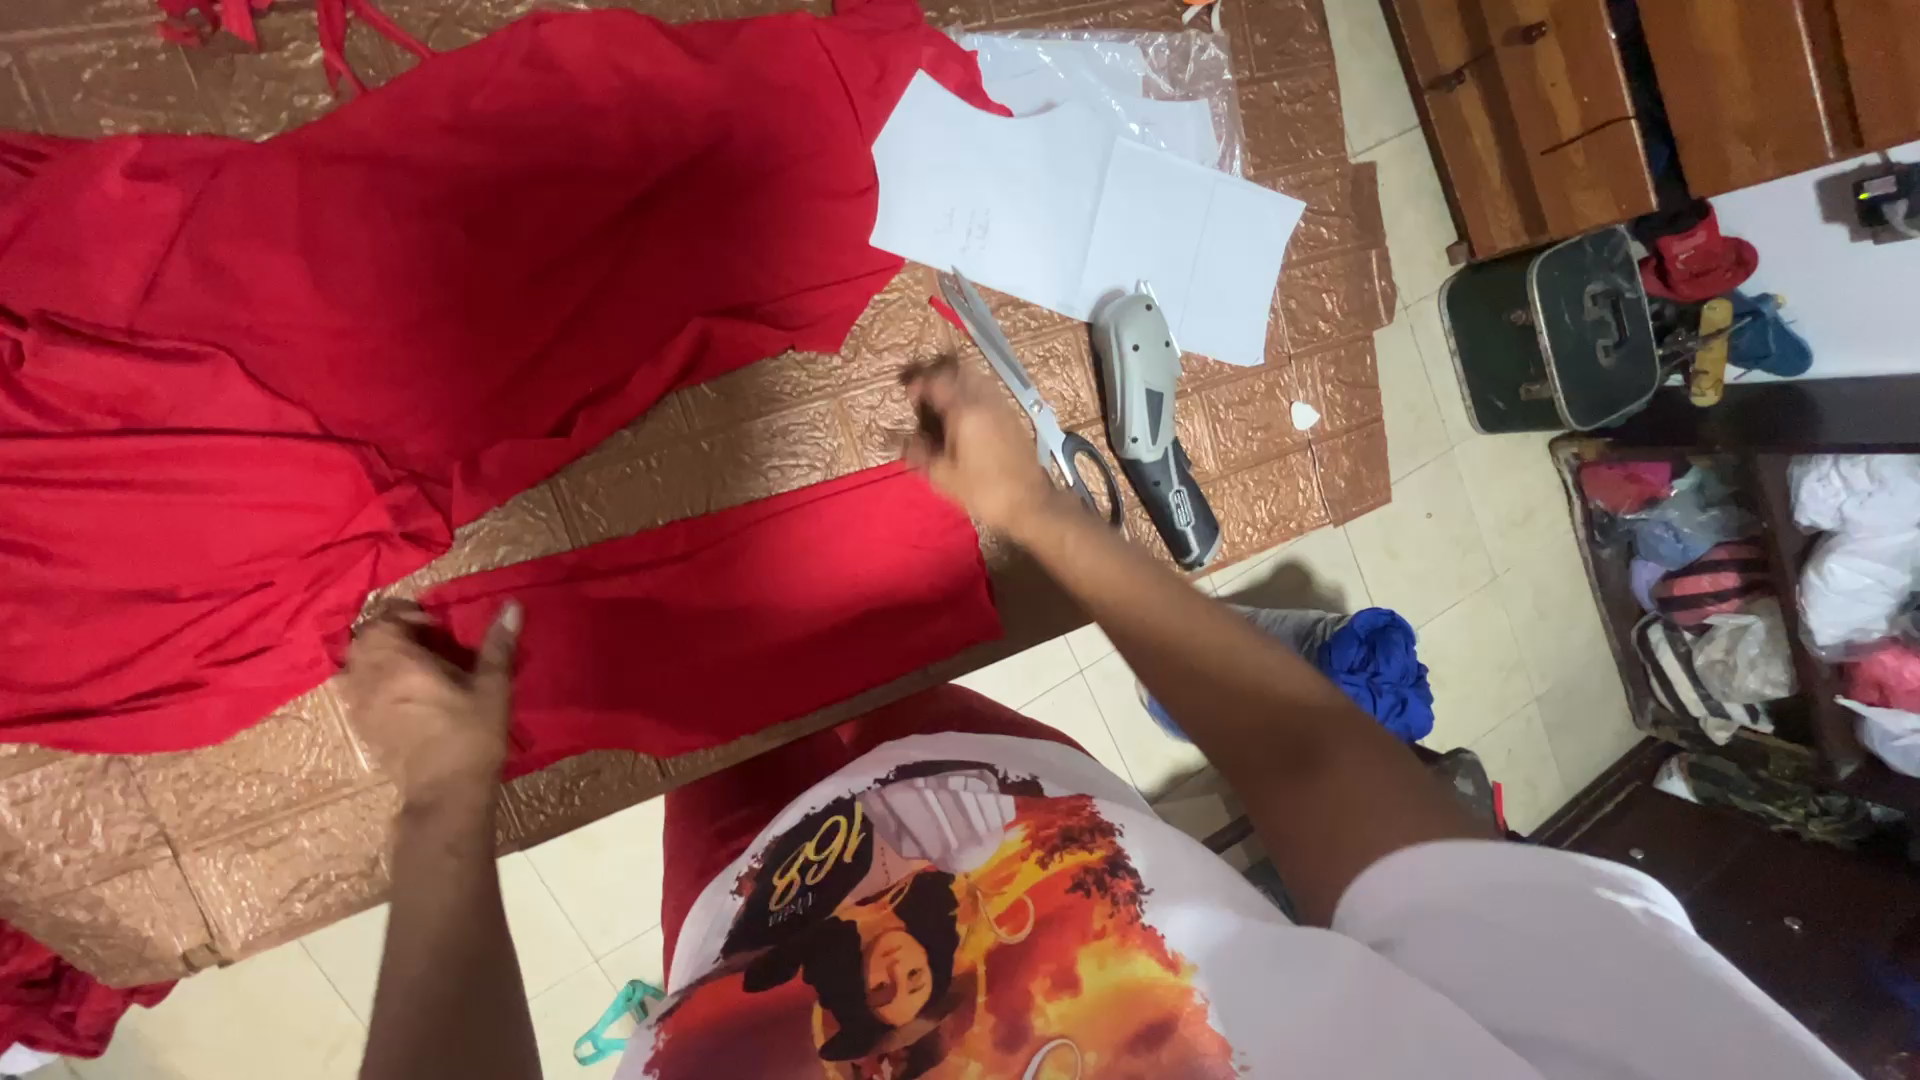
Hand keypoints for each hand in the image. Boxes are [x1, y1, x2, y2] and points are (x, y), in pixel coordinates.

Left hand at [343, 599, 520, 807]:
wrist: (445, 789)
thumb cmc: (473, 733)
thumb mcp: (493, 685)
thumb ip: (498, 644)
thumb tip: (512, 605)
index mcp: (399, 664)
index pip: (382, 621)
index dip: (405, 615)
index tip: (436, 626)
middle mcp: (370, 680)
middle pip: (362, 640)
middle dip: (389, 631)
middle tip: (425, 639)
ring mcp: (359, 705)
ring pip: (353, 664)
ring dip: (376, 654)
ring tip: (410, 662)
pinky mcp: (361, 725)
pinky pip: (353, 688)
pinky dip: (371, 677)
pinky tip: (401, 689)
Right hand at [902, 359, 1060, 534]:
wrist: (1030, 503)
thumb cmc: (984, 492)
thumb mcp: (943, 477)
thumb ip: (919, 453)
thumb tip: (904, 439)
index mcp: (965, 411)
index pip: (936, 380)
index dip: (918, 382)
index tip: (908, 393)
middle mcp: (985, 400)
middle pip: (957, 369)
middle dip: (937, 375)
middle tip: (924, 392)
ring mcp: (1002, 405)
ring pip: (975, 377)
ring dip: (956, 381)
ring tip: (943, 401)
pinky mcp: (1012, 415)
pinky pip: (988, 391)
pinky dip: (972, 392)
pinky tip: (965, 414)